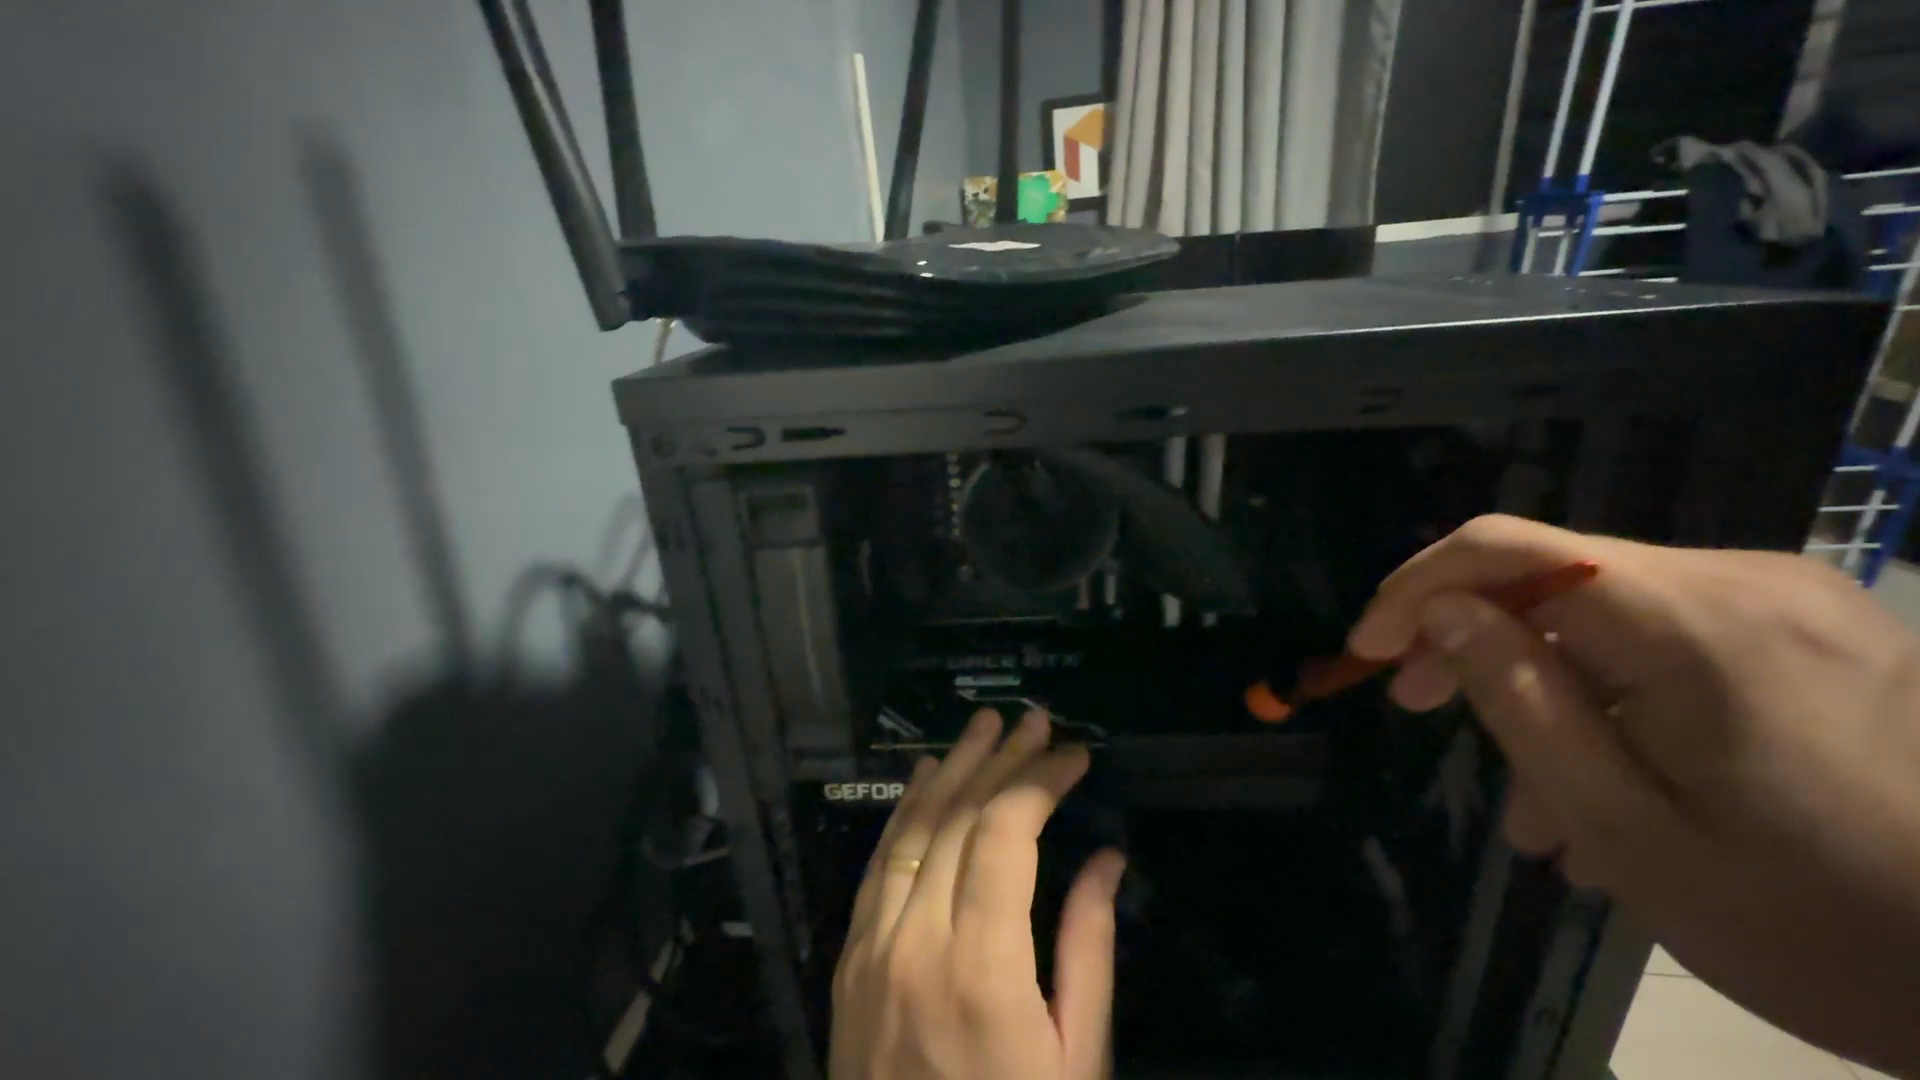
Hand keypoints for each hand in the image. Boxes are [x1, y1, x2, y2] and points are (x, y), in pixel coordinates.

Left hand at [829, 708, 1125, 1079]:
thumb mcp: (1076, 1056)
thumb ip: (1088, 948)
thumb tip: (1106, 859)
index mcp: (981, 967)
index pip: (1006, 833)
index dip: (1041, 779)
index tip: (1076, 754)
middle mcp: (915, 942)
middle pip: (956, 819)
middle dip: (1000, 761)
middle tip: (1035, 721)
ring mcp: (871, 948)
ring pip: (909, 831)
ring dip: (948, 772)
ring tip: (981, 729)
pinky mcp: (849, 961)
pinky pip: (877, 867)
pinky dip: (904, 815)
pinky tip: (924, 783)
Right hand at [1349, 515, 1919, 1075]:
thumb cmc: (1819, 924)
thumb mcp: (1627, 828)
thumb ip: (1520, 701)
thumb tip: (1442, 613)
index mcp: (1697, 621)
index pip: (1510, 549)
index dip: (1416, 587)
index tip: (1368, 650)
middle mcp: (1747, 582)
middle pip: (1555, 577)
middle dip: (1471, 639)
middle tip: (1416, 707)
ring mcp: (1792, 605)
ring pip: (1607, 618)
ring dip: (1545, 690)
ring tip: (1534, 806)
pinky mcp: (1817, 636)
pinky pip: (1671, 644)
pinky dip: (1613, 699)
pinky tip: (1612, 786)